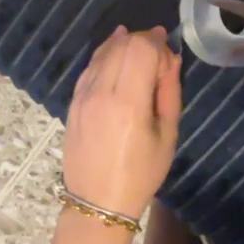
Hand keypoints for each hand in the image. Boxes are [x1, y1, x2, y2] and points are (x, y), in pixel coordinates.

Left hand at [63, 25, 181, 218]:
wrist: (98, 202)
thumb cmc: (140, 174)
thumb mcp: (167, 136)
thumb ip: (169, 93)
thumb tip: (171, 60)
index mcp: (128, 102)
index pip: (141, 48)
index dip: (158, 44)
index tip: (169, 60)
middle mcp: (101, 92)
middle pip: (121, 44)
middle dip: (142, 41)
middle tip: (157, 57)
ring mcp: (82, 96)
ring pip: (102, 52)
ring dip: (122, 46)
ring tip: (139, 56)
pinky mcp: (72, 103)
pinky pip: (89, 68)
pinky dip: (105, 58)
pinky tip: (116, 60)